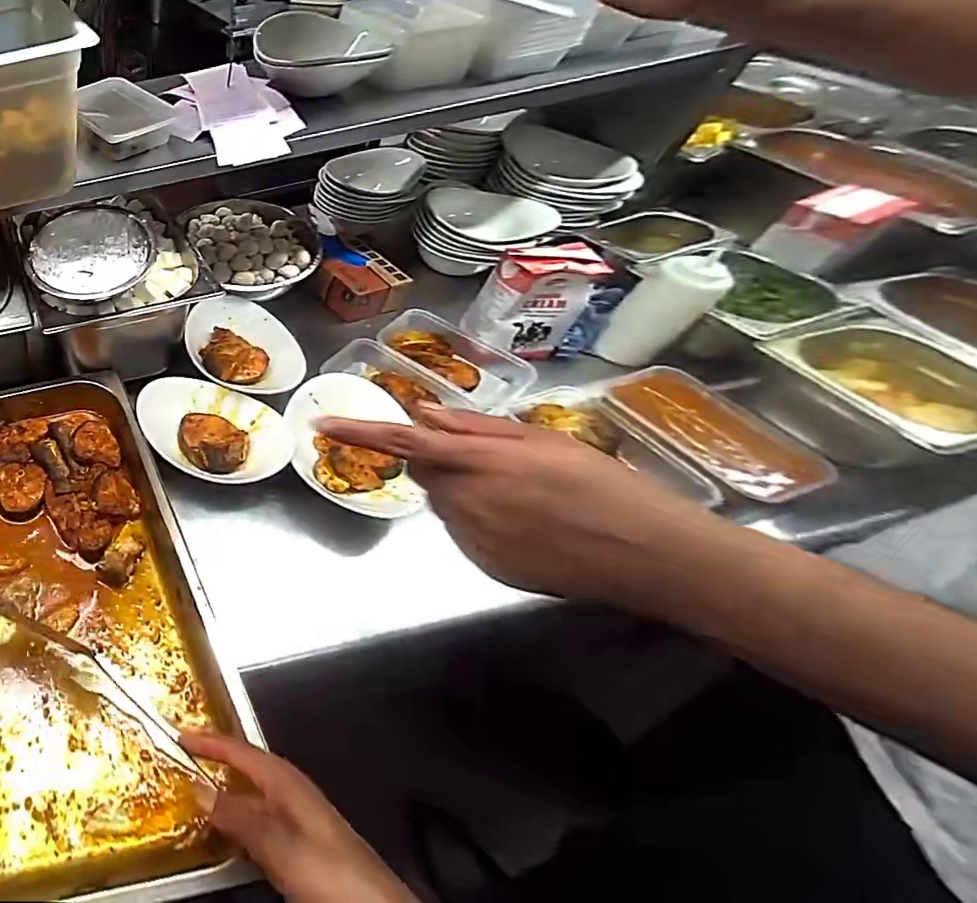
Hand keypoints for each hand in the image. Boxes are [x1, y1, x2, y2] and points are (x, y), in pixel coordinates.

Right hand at [181, 731, 422, 902]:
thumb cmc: (332, 874)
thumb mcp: (280, 844)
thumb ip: (239, 816)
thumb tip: (198, 786)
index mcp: (286, 781)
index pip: (240, 749)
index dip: (210, 740)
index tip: (179, 733)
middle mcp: (291, 792)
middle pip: (246, 766)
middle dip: (215, 759)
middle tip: (183, 758)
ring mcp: (298, 819)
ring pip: (252, 795)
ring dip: (225, 790)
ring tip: (195, 793)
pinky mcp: (302, 845)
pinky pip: (259, 820)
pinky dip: (237, 818)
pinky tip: (228, 834)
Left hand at [317, 406, 743, 610]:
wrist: (652, 556)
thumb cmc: (604, 485)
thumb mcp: (543, 440)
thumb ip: (473, 427)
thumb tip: (421, 411)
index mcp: (479, 462)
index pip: (403, 441)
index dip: (359, 432)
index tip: (324, 425)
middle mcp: (464, 500)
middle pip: (426, 471)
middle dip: (445, 462)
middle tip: (498, 465)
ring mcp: (470, 538)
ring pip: (444, 502)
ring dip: (464, 492)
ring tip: (525, 499)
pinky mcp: (482, 565)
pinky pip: (463, 532)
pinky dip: (479, 522)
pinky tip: (526, 526)